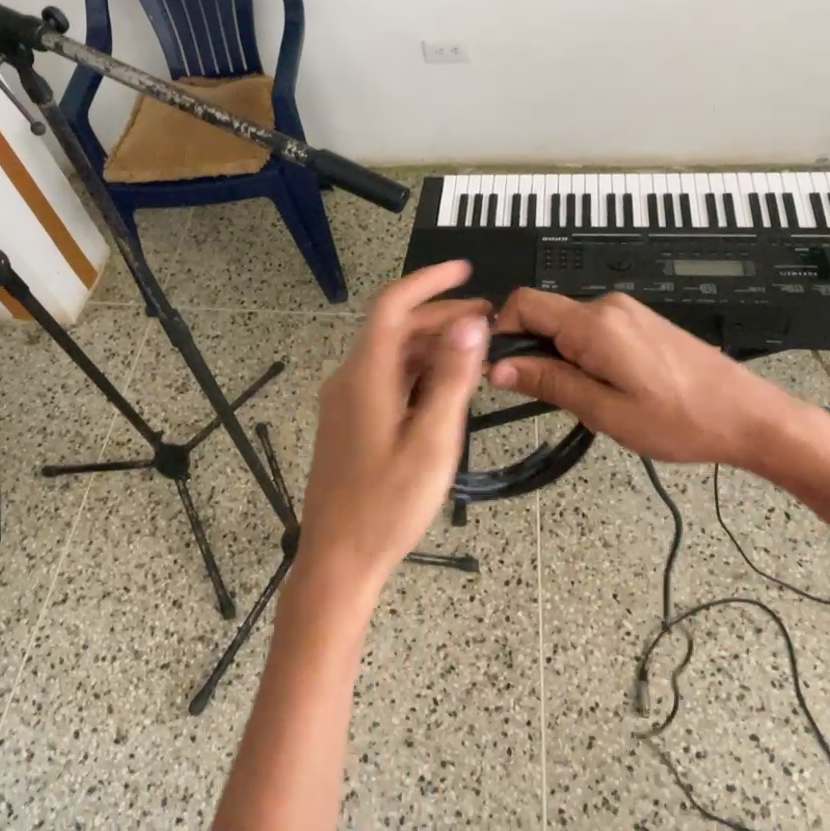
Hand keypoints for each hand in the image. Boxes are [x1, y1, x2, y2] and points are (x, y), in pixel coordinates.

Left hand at [299, 261, 489, 597]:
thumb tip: (470, 324)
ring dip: (433, 346)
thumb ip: (451, 379)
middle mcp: (349, 380)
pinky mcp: (350, 424)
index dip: (428, 280)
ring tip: (479, 352)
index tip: (465, 270)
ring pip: (392, 356)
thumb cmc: (386, 506)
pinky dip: (419, 373)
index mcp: (365, 376)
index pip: (392, 305)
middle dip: (442, 316)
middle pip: (396, 329)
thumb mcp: (431, 442)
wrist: (338, 561)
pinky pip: (386, 381)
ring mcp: (346, 403)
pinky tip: (448, 388)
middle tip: (491, 321)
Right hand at [488, 288, 801, 466]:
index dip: (500, 332)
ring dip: (557, 356)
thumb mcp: (606, 413)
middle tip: (541, 396)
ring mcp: (627, 312)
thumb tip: (500, 367)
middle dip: (530, 350)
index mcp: (594, 324)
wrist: (749, 416)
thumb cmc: (681, 421)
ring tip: (581, 398)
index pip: (523, 304)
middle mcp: (608, 306)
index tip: (498, 370)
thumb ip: (550, 383)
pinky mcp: (640, 322)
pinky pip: (591, 329)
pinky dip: (581, 354)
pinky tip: (603, 387)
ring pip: (566, 325)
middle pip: (543, 314)